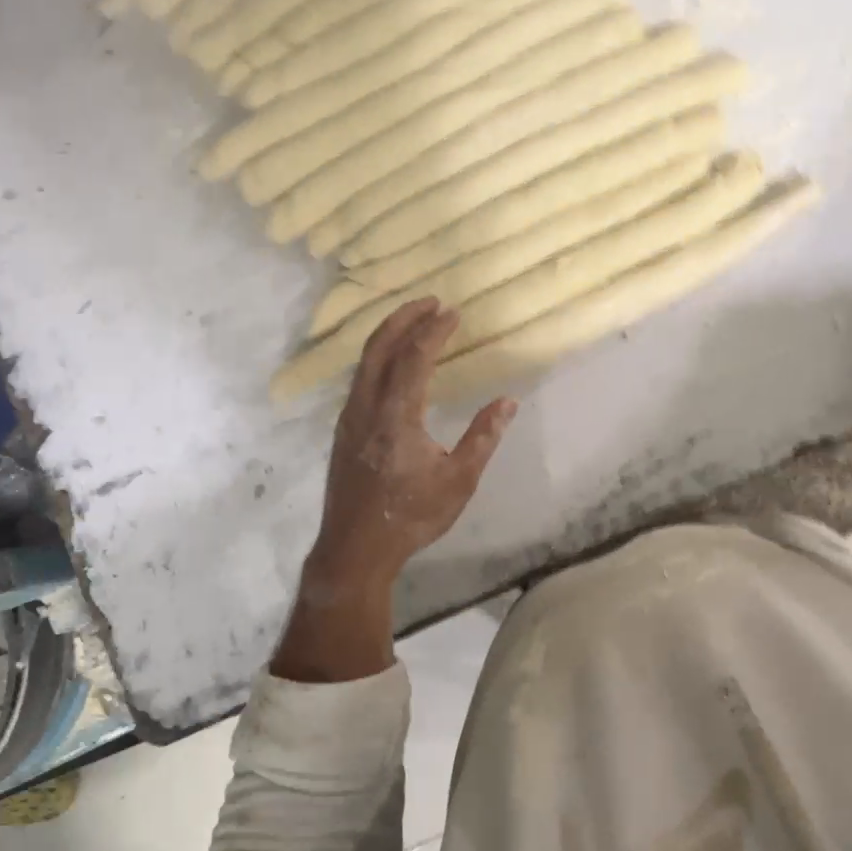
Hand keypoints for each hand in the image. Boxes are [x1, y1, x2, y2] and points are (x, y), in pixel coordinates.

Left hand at [272, 299, 516, 683]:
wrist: (355, 548)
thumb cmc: (410, 517)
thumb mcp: (458, 481)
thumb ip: (483, 437)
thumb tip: (508, 402)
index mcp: (396, 416)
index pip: (414, 358)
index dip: (434, 331)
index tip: (453, 312)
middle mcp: (366, 407)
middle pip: (379, 347)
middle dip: (404, 317)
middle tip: (430, 301)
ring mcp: (349, 418)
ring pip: (364, 361)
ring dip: (389, 335)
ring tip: (414, 323)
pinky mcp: (343, 430)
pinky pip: (360, 378)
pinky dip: (378, 357)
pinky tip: (394, 364)